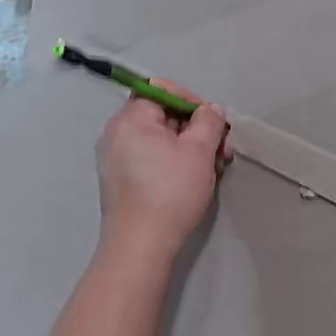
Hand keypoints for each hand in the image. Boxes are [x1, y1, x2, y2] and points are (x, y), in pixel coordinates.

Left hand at [95, 87, 229, 255]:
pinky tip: (193, 181)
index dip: (191, 100)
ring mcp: (115, 159)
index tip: (213, 121)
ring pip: (158, 140)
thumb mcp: (199, 151)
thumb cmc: (170, 192)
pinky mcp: (120, 182)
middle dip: (195, 129)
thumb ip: (209, 123)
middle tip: (221, 149)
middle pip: (161, 116)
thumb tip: (212, 109)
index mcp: (130, 119)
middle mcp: (116, 134)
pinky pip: (149, 159)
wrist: (141, 244)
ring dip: (189, 148)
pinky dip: (172, 162)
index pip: (160, 91)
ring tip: (213, 168)